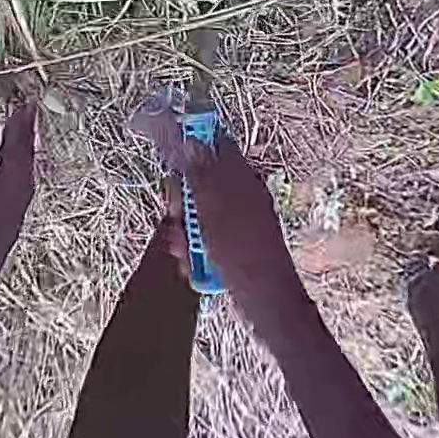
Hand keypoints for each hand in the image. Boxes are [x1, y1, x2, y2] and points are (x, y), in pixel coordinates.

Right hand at [181, 135, 299, 302]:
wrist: (264, 297)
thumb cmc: (239, 247)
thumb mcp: (212, 205)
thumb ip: (200, 171)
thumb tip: (191, 140)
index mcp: (241, 177)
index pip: (215, 145)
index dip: (192, 147)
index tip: (173, 162)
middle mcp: (241, 194)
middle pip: (201, 182)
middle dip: (182, 200)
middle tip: (177, 216)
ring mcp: (239, 220)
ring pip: (200, 212)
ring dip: (185, 230)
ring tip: (183, 249)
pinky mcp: (234, 244)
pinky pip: (207, 236)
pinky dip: (195, 247)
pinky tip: (191, 263)